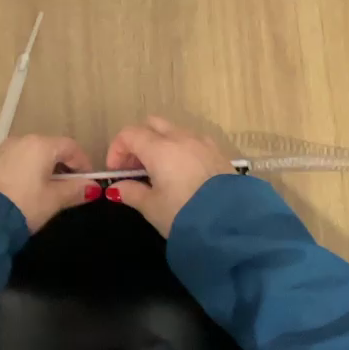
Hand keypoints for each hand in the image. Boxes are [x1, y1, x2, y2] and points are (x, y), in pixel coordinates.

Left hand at [0, 134, 96, 232]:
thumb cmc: (23, 205)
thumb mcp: (53, 200)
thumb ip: (75, 190)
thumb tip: (93, 187)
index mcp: (40, 145)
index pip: (71, 147)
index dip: (83, 164)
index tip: (88, 182)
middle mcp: (21, 140)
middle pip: (51, 148)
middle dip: (64, 166)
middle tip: (70, 189)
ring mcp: (3, 149)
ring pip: (32, 155)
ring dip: (44, 169)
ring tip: (48, 192)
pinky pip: (16, 161)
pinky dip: (27, 171)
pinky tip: (26, 191)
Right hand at [105, 117, 234, 235]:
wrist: (232, 225)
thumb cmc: (184, 214)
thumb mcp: (152, 208)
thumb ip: (131, 193)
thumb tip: (116, 189)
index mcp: (160, 148)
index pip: (129, 134)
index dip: (117, 150)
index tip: (116, 172)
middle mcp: (181, 138)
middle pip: (152, 124)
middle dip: (138, 141)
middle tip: (135, 167)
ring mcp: (203, 143)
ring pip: (174, 131)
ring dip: (161, 144)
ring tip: (159, 172)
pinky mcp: (219, 153)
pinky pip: (193, 141)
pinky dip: (181, 149)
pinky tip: (182, 173)